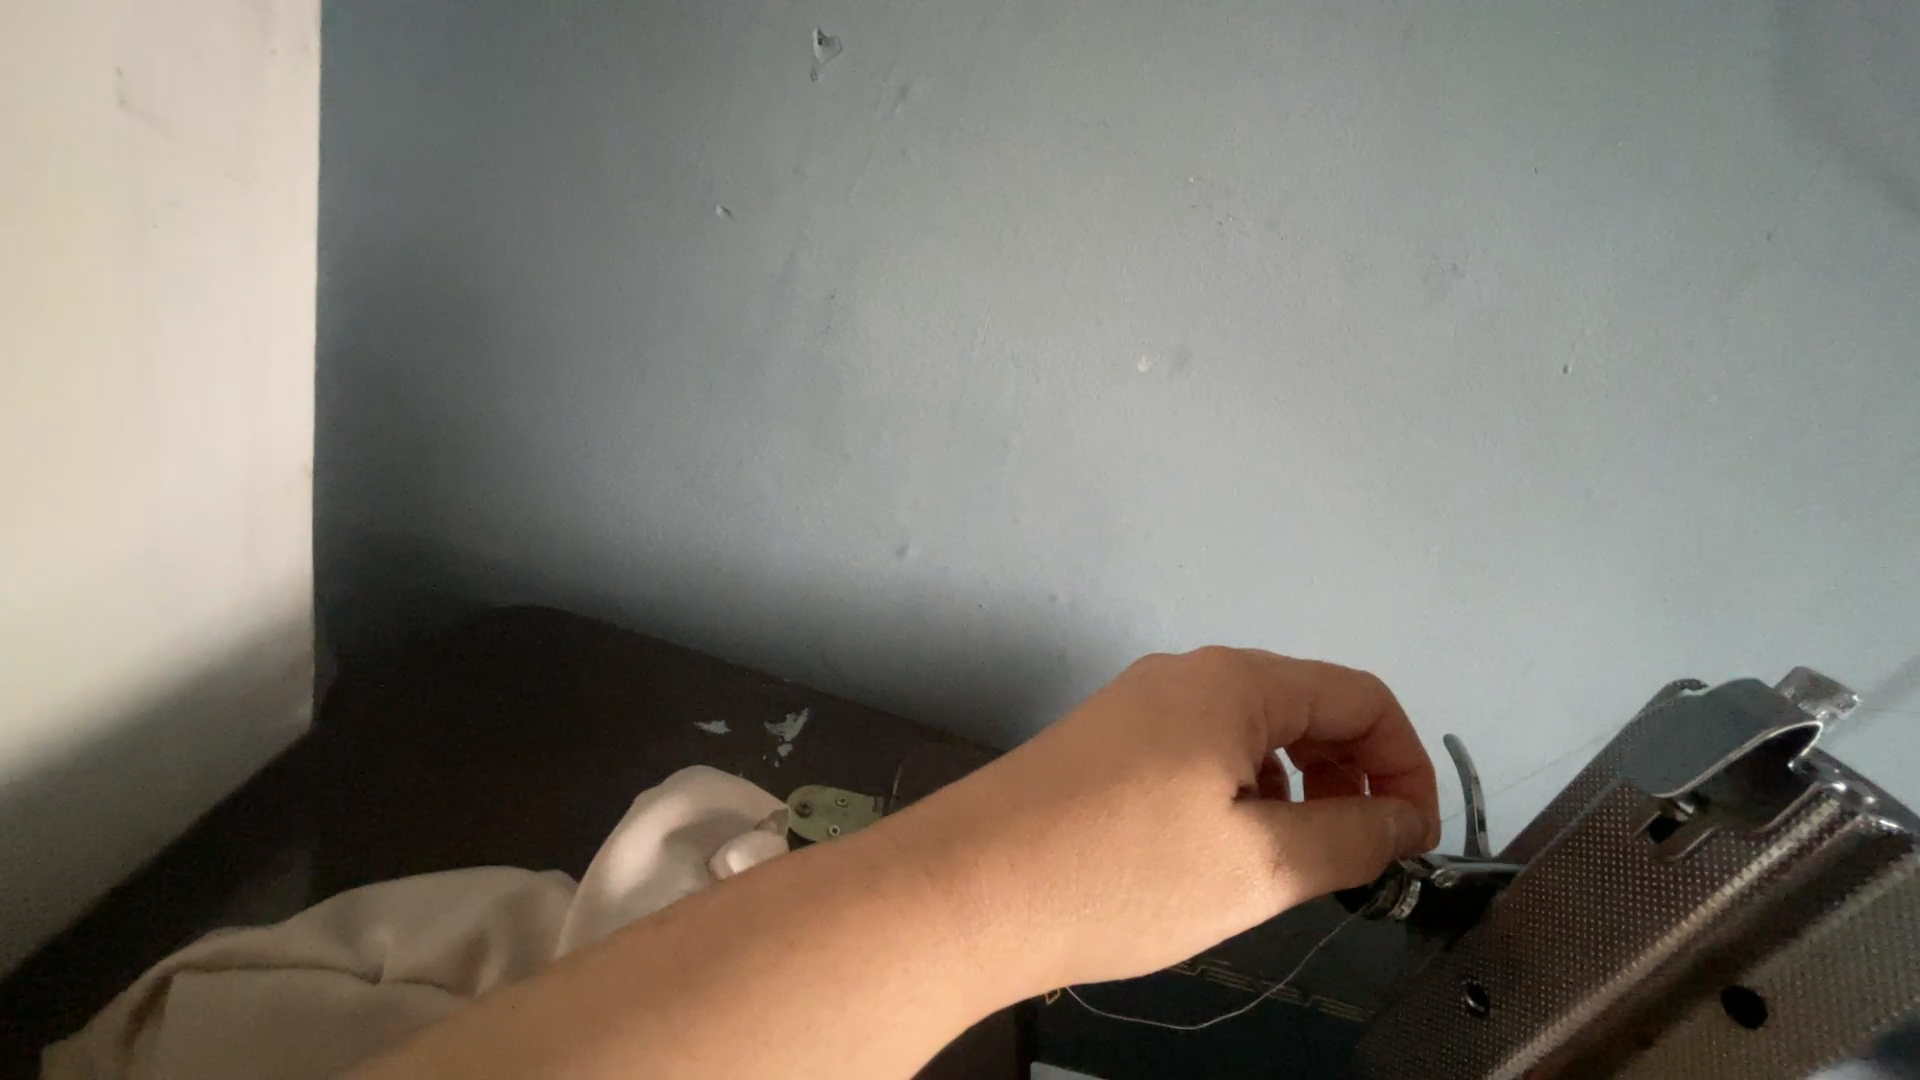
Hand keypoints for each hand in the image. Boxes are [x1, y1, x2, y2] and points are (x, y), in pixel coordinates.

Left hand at [898, 647, 1439, 990]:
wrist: (974, 884)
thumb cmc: (1125, 872)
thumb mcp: (1260, 864)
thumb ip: (1351, 836)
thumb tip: (1400, 819)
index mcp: (1232, 682)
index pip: (1359, 696)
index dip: (1405, 764)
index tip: (1408, 842)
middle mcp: (1183, 674)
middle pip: (1302, 706)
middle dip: (1347, 775)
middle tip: (1350, 857)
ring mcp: (1137, 702)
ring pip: (1248, 731)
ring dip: (1291, 785)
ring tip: (1284, 858)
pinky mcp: (1107, 738)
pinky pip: (1198, 749)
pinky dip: (1235, 789)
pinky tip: (1217, 846)